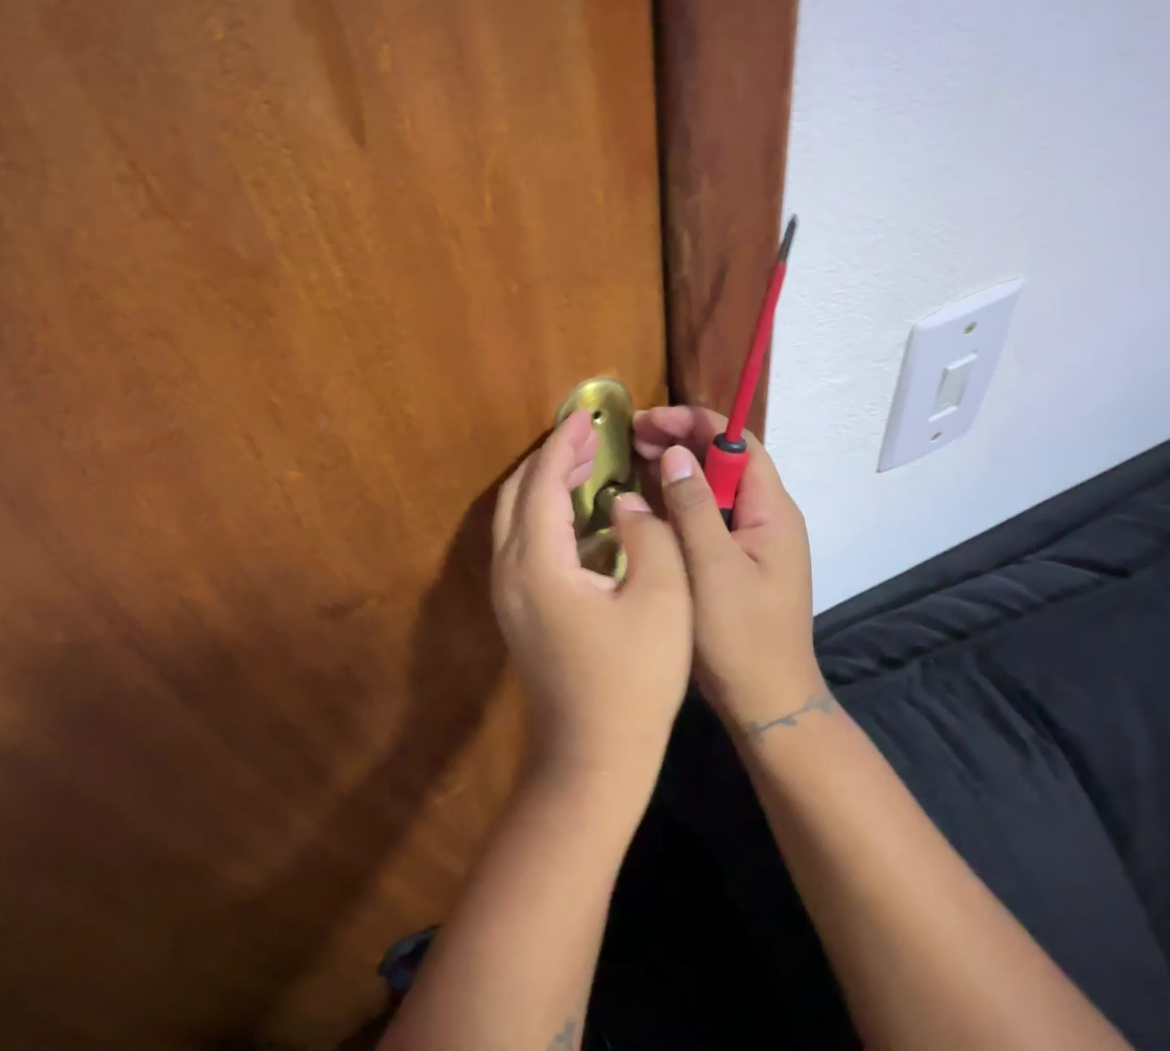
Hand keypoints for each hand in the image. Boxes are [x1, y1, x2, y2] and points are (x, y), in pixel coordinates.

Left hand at [492, 409, 692, 781]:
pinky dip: (544, 520)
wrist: (594, 755)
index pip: (542, 482)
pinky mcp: (518, 617)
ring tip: (585, 468)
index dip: (566, 444)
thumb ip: (649, 534)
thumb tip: (625, 503)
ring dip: (544, 489)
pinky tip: (581, 523)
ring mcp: (508, 598)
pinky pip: (522, 549)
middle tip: (589, 436)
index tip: (589, 413)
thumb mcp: (662, 597)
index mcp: (537, 562)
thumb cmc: (635, 678)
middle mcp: (509, 573)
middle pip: (516, 496)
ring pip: (514, 523)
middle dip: (550, 460)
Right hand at [633, 407, 818, 725]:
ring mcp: (753, 543)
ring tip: (631, 462)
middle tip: (630, 439)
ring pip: (714, 490)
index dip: (694, 423)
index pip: (738, 443)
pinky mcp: (737, 566)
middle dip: (681, 442)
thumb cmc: (742, 637)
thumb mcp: (712, 567)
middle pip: (726, 462)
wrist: (767, 702)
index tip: (646, 422)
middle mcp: (767, 518)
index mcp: (771, 511)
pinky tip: (647, 507)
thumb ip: (693, 506)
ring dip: (677, 471)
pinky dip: (678, 504)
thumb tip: (675, 453)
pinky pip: (707, 519)